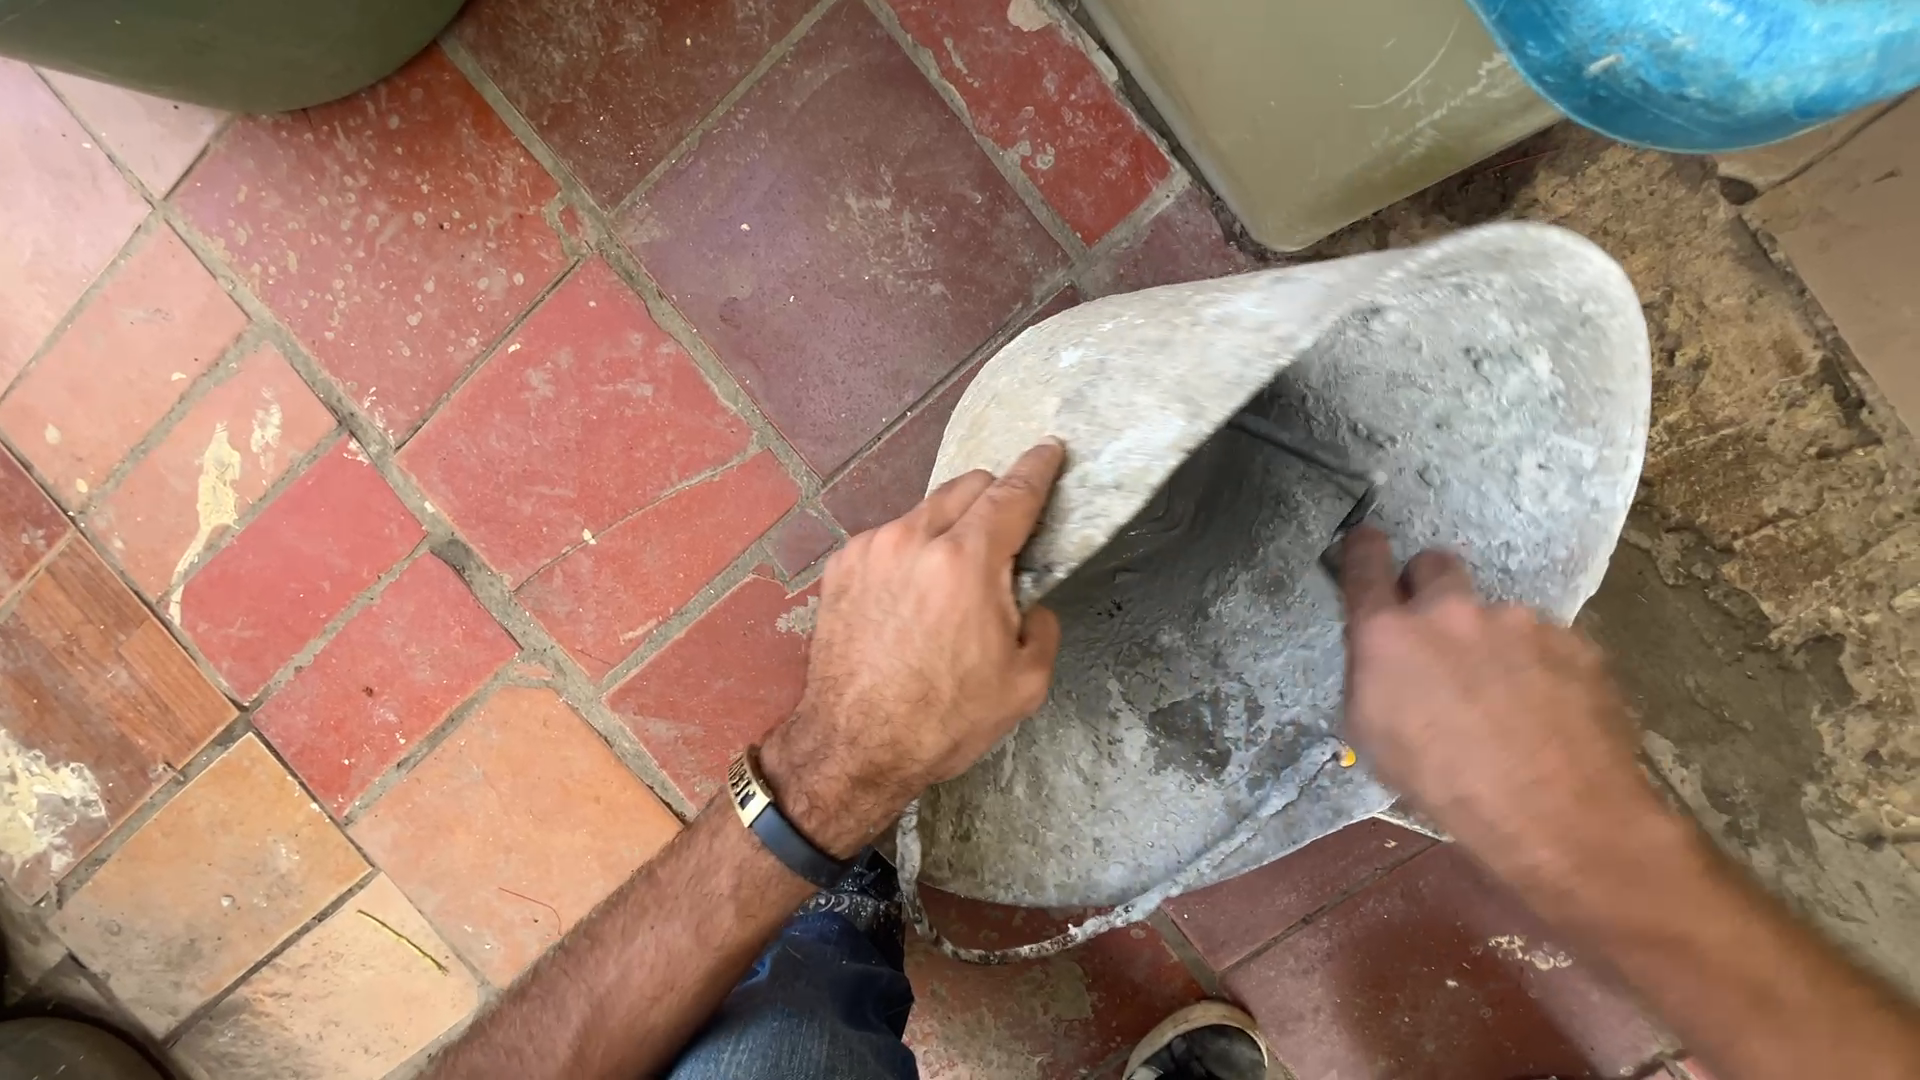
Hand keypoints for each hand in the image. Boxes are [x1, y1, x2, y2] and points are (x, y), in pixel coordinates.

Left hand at [759, 440, 1066, 855]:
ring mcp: (870, 548)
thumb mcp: (1024, 684)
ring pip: (925, 509)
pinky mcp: (842, 565)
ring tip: (948, 584)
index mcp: (965, 562)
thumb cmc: (944, 720)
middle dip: (994, 500)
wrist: (853, 747)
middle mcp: (913, 538)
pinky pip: (891, 537)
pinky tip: (908, 599)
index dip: (1038, 467)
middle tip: (1003, 542)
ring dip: (949, 529)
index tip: (1050, 449)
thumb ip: (1042, 625)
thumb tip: (1028, 599)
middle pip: (967, 485)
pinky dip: (911, 551)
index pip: (1012, 492)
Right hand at [1336, 526, 1664, 878]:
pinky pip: (1543, 641)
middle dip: (1428, 584)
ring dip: (1487, 636)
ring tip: (1503, 694)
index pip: (1364, 564)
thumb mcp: (1368, 732)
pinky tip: (1543, 708)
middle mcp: (1449, 612)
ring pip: (1493, 611)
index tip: (1366, 540)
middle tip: (1435, 627)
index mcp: (1387, 633)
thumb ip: (1367, 675)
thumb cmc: (1440, 782)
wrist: (1557, 816)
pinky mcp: (1573, 642)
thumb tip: (1378, 656)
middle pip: (1434, 563)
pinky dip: (1535, 663)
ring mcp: (1517, 622)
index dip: (1362, 547)